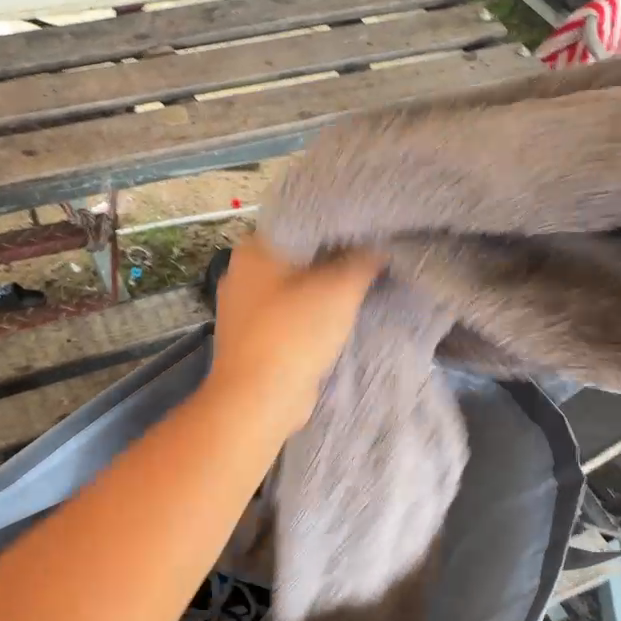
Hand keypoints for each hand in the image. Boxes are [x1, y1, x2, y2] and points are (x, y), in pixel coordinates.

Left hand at [203, 235, 382, 431]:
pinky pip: (288, 315)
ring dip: (322, 290)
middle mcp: (242, 272)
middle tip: (373, 258)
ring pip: (293, 287)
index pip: (301, 221)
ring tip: (362, 286)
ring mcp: (244, 308)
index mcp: (254, 249)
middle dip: (332, 259)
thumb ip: (363, 259)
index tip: (370, 230)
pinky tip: (338, 318)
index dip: (337, 225)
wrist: (257, 399)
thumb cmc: (294, 333)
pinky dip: (310, 315)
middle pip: (297, 255)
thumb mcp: (340, 288)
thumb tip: (379, 245)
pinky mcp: (253, 337)